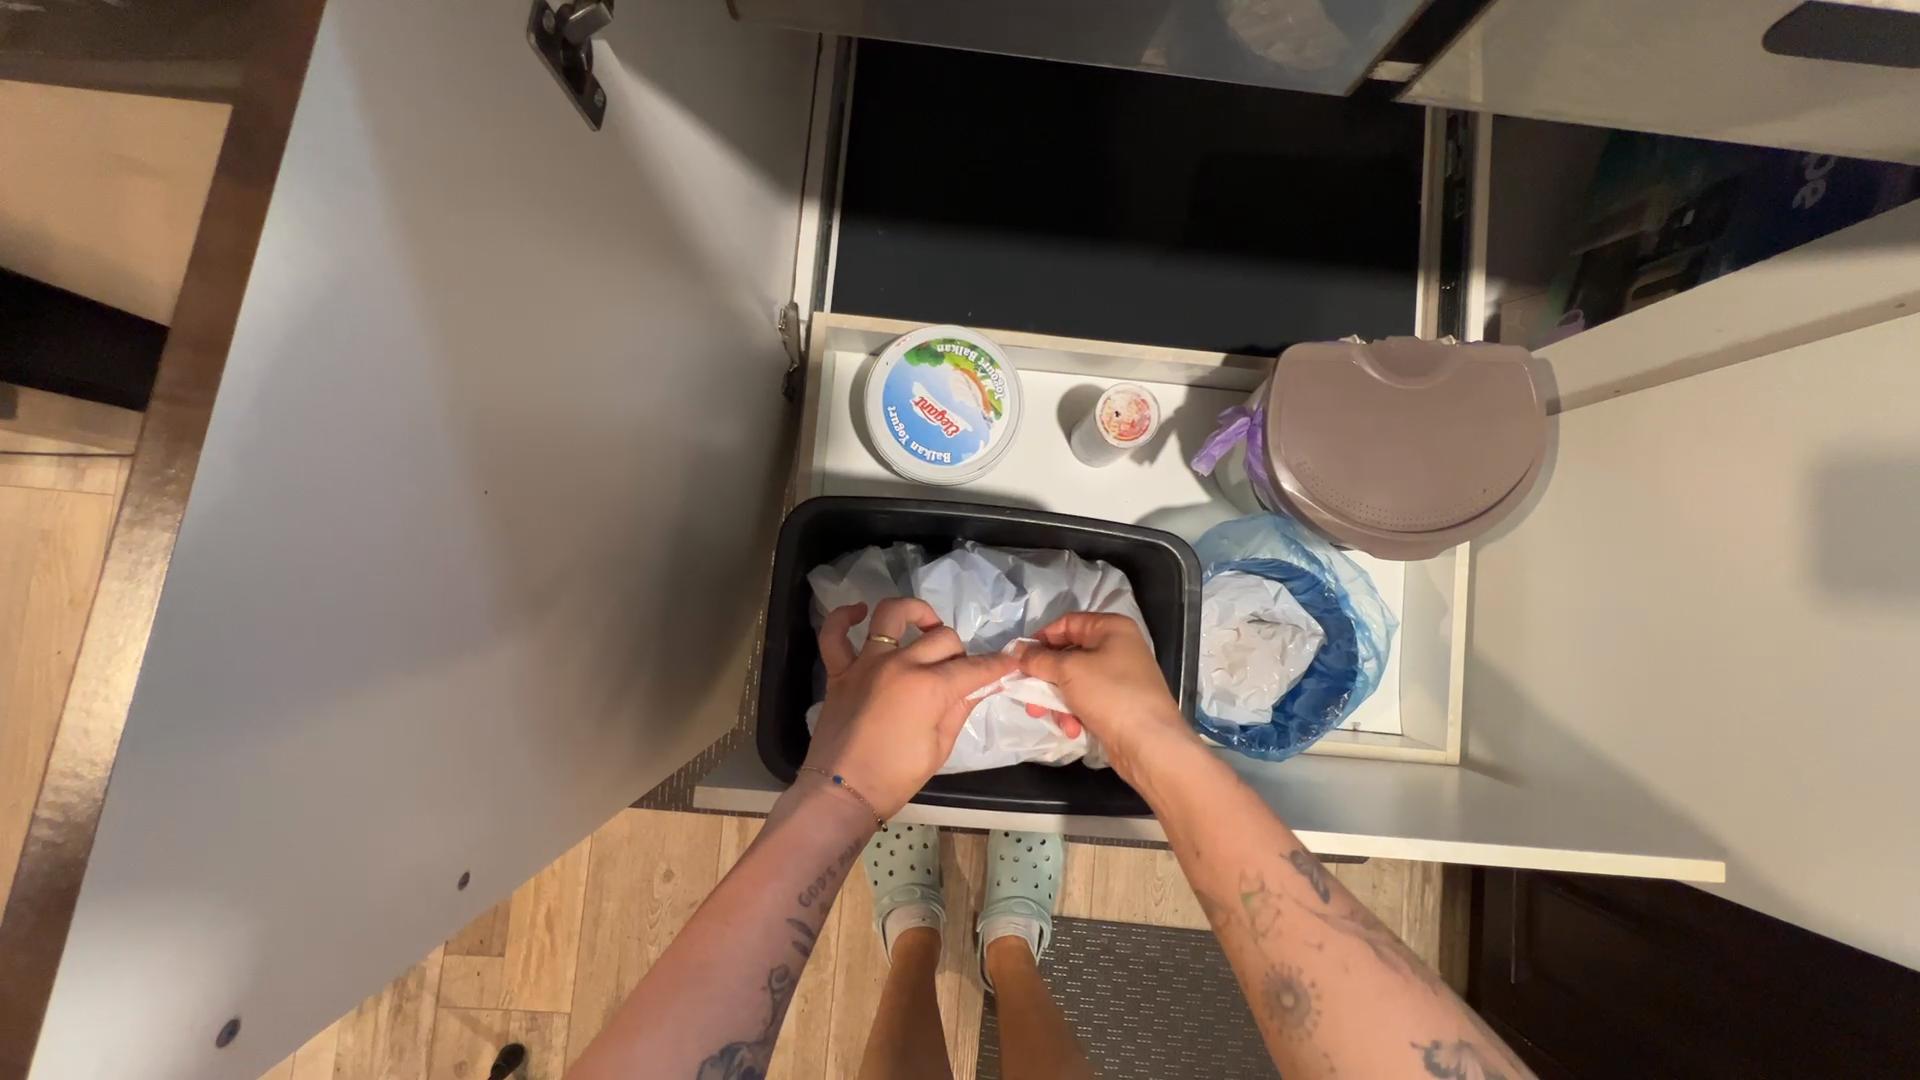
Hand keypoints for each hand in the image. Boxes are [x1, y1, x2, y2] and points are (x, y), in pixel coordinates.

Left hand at [806, 597, 1016, 817]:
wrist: (842, 792)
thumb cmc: (896, 777)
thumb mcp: (940, 747)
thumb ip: (960, 709)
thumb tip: (982, 685)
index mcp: (929, 687)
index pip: (974, 668)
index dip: (997, 665)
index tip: (1011, 660)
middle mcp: (900, 664)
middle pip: (942, 638)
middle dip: (960, 651)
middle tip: (960, 670)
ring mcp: (866, 663)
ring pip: (891, 615)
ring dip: (914, 612)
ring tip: (924, 624)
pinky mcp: (840, 670)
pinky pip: (835, 634)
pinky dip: (844, 618)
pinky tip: (859, 614)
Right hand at [1016, 612, 1196, 781]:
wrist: (1149, 744)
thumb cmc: (1110, 694)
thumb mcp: (1068, 670)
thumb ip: (1038, 659)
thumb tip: (1016, 652)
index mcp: (1111, 628)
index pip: (1067, 623)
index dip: (1041, 639)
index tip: (1020, 658)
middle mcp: (1117, 648)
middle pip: (1067, 655)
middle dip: (1045, 677)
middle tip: (1026, 693)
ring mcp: (1118, 678)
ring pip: (1072, 681)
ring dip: (1056, 700)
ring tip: (1047, 716)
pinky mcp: (1117, 704)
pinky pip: (1084, 701)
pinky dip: (1073, 713)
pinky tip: (1072, 729)